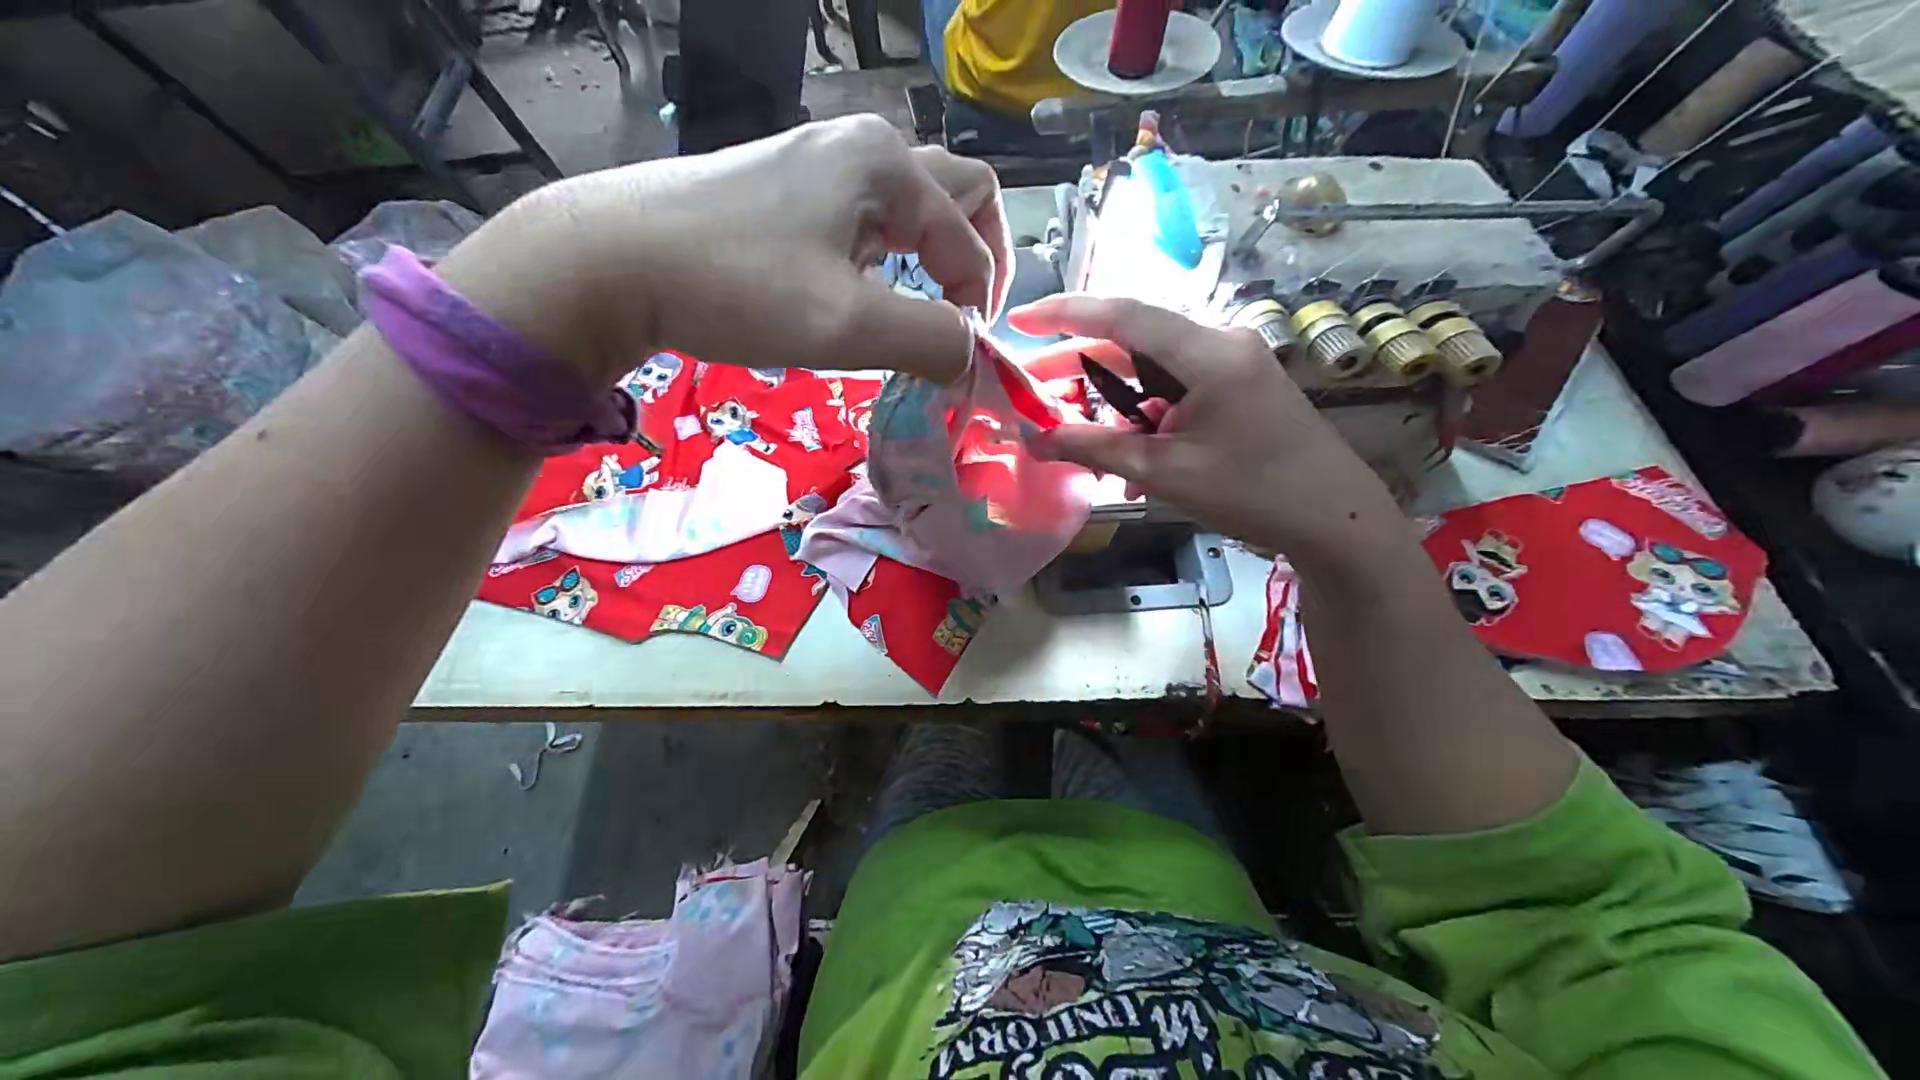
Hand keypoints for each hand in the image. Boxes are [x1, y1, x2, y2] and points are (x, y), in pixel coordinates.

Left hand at [432, 116, 1009, 385]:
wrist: (614, 260)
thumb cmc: (739, 285)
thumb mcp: (849, 323)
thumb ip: (931, 341)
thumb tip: (970, 358)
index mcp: (887, 166)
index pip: (971, 236)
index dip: (979, 303)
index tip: (958, 359)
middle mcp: (861, 147)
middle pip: (957, 196)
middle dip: (974, 259)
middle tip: (961, 317)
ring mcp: (819, 162)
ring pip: (909, 206)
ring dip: (930, 257)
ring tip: (917, 310)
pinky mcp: (787, 188)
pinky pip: (865, 216)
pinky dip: (887, 255)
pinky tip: (862, 290)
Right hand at [1010, 295, 1409, 570]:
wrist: (1335, 517)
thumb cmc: (1253, 493)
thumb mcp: (1164, 472)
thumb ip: (1095, 449)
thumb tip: (1035, 439)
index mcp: (1208, 353)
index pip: (1124, 315)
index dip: (1066, 313)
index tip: (1022, 320)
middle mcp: (1221, 343)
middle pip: (1134, 343)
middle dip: (1079, 364)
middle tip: (1029, 383)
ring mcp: (1233, 364)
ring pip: (1152, 370)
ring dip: (1111, 401)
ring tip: (1069, 428)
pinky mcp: (1238, 387)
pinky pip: (1176, 390)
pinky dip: (1144, 416)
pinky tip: (1125, 455)